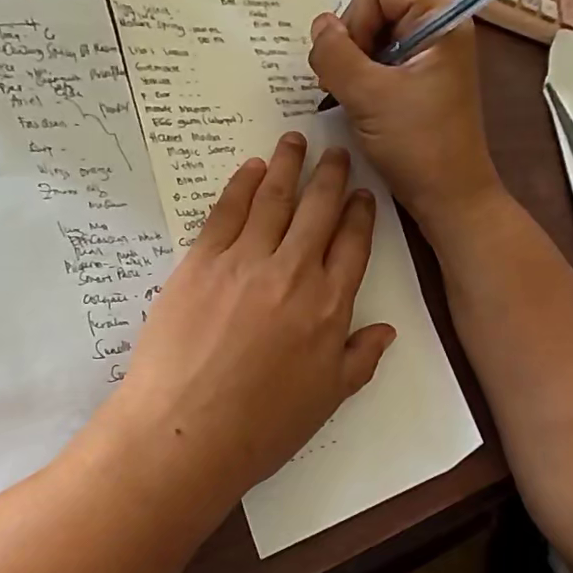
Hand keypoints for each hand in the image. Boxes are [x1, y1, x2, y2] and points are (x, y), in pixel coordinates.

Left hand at [102, 132, 394, 499]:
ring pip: (273, 199)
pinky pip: (226, 212)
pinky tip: (250, 168)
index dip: (360, 215)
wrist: (187, 432)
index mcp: (328, 307)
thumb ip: (358, 359)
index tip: (362, 194)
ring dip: (287, 165)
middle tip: (336, 152)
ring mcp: (244, 262)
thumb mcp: (325, 401)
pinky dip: (241, 184)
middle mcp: (292, 273)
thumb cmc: (260, 427)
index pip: (353, 246)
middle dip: (331, 177)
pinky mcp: (200, 262)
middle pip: (318, 211)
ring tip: (295, 140)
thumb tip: (385, 331)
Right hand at [307, 0, 505, 236]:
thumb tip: (319, 25)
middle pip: (371, 4)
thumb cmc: (419, 146)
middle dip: (350, 42)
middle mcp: (432, 29)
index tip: (357, 62)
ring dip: (350, 65)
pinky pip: (373, 61)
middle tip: (350, 85)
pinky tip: (356, 106)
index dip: (356, 16)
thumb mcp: (369, 97)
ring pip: (366, 36)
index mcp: (438, 19)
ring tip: (352, 100)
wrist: (448, 197)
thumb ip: (336, 55)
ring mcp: (422, 57)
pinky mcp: (411, 81)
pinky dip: (357, 80)